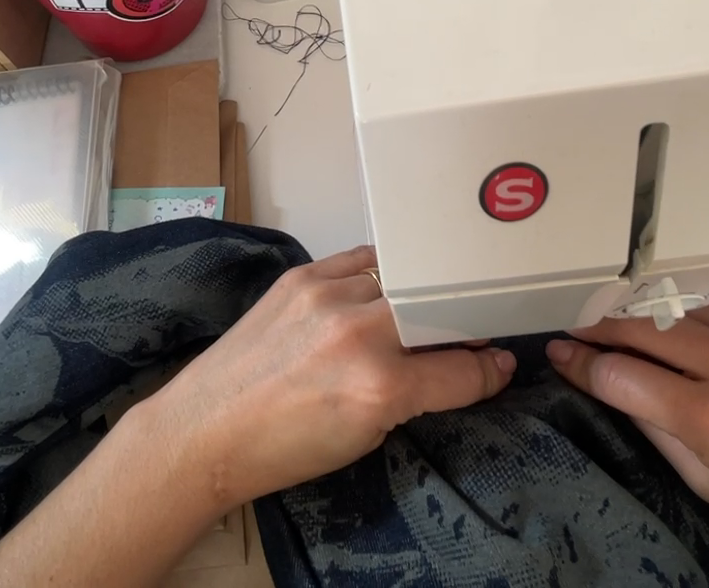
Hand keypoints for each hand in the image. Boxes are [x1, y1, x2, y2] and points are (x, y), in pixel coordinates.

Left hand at [136, 245, 515, 508]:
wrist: (206, 428)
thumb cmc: (286, 448)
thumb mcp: (365, 436)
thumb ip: (415, 395)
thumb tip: (462, 367)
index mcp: (379, 388)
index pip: (459, 370)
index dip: (488, 370)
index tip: (502, 362)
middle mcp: (359, 332)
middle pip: (436, 312)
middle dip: (459, 323)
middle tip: (467, 330)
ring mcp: (327, 295)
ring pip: (399, 278)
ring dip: (416, 295)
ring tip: (419, 306)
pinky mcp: (302, 275)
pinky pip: (360, 260)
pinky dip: (378, 273)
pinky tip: (382, 284)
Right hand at [545, 301, 708, 575]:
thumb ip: (663, 435)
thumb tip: (619, 391)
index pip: (619, 375)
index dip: (580, 364)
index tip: (558, 355)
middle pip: (637, 325)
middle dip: (596, 325)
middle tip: (573, 330)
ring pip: (672, 306)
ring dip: (634, 311)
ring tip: (611, 319)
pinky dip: (681, 312)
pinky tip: (669, 322)